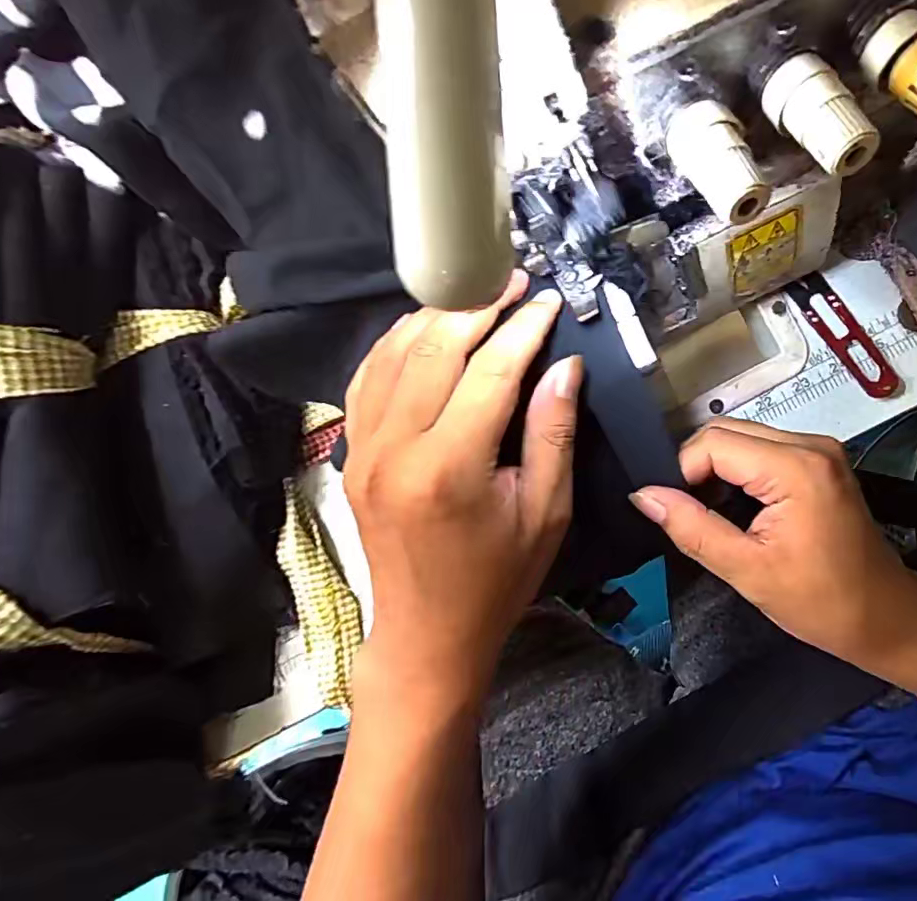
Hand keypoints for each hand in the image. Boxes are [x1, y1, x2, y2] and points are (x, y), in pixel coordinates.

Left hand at [341, 271, 580, 702]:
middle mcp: (395, 449)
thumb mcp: (546, 511)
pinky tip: (426, 328)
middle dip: (479, 306)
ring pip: (394, 353)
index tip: (548, 301)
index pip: (490, 371)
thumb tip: (563, 365)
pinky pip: (368, 377)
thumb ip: (552, 432)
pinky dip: (398, 342)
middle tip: (515, 282)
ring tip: (478, 294)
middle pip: (435, 349)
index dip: (524, 328)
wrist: (426, 634)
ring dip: (437, 316)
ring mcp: (363, 448)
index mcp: (449, 468)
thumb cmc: (497, 578)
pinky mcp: (353, 451)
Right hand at [629, 419, 916, 674]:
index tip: (677, 513)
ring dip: (719, 469)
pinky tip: (741, 506)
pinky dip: (742, 470)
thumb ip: (692, 528)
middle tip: (693, 515)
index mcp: (797, 468)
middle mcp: (811, 444)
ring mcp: (820, 448)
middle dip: (698, 468)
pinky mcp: (821, 458)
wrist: (887, 616)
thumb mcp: (748, 571)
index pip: (713, 443)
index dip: (682, 473)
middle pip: (727, 432)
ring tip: (717, 514)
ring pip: (743, 436)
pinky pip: (764, 447)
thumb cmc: (824, 602)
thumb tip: (644, 496)